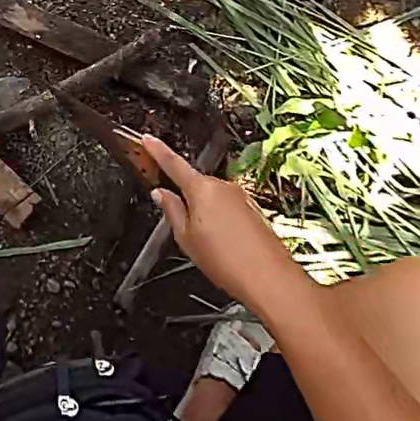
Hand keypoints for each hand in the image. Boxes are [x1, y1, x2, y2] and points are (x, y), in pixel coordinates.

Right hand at [141, 134, 299, 303]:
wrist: (271, 280)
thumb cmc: (228, 261)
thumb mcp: (186, 237)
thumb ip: (171, 210)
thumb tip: (161, 194)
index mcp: (202, 189)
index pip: (173, 163)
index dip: (157, 150)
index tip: (148, 139)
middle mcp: (223, 187)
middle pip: (193, 184)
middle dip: (184, 198)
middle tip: (180, 225)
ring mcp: (240, 197)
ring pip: (211, 198)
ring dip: (203, 213)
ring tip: (206, 244)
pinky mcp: (252, 210)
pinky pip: (226, 208)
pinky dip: (219, 221)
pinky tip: (222, 244)